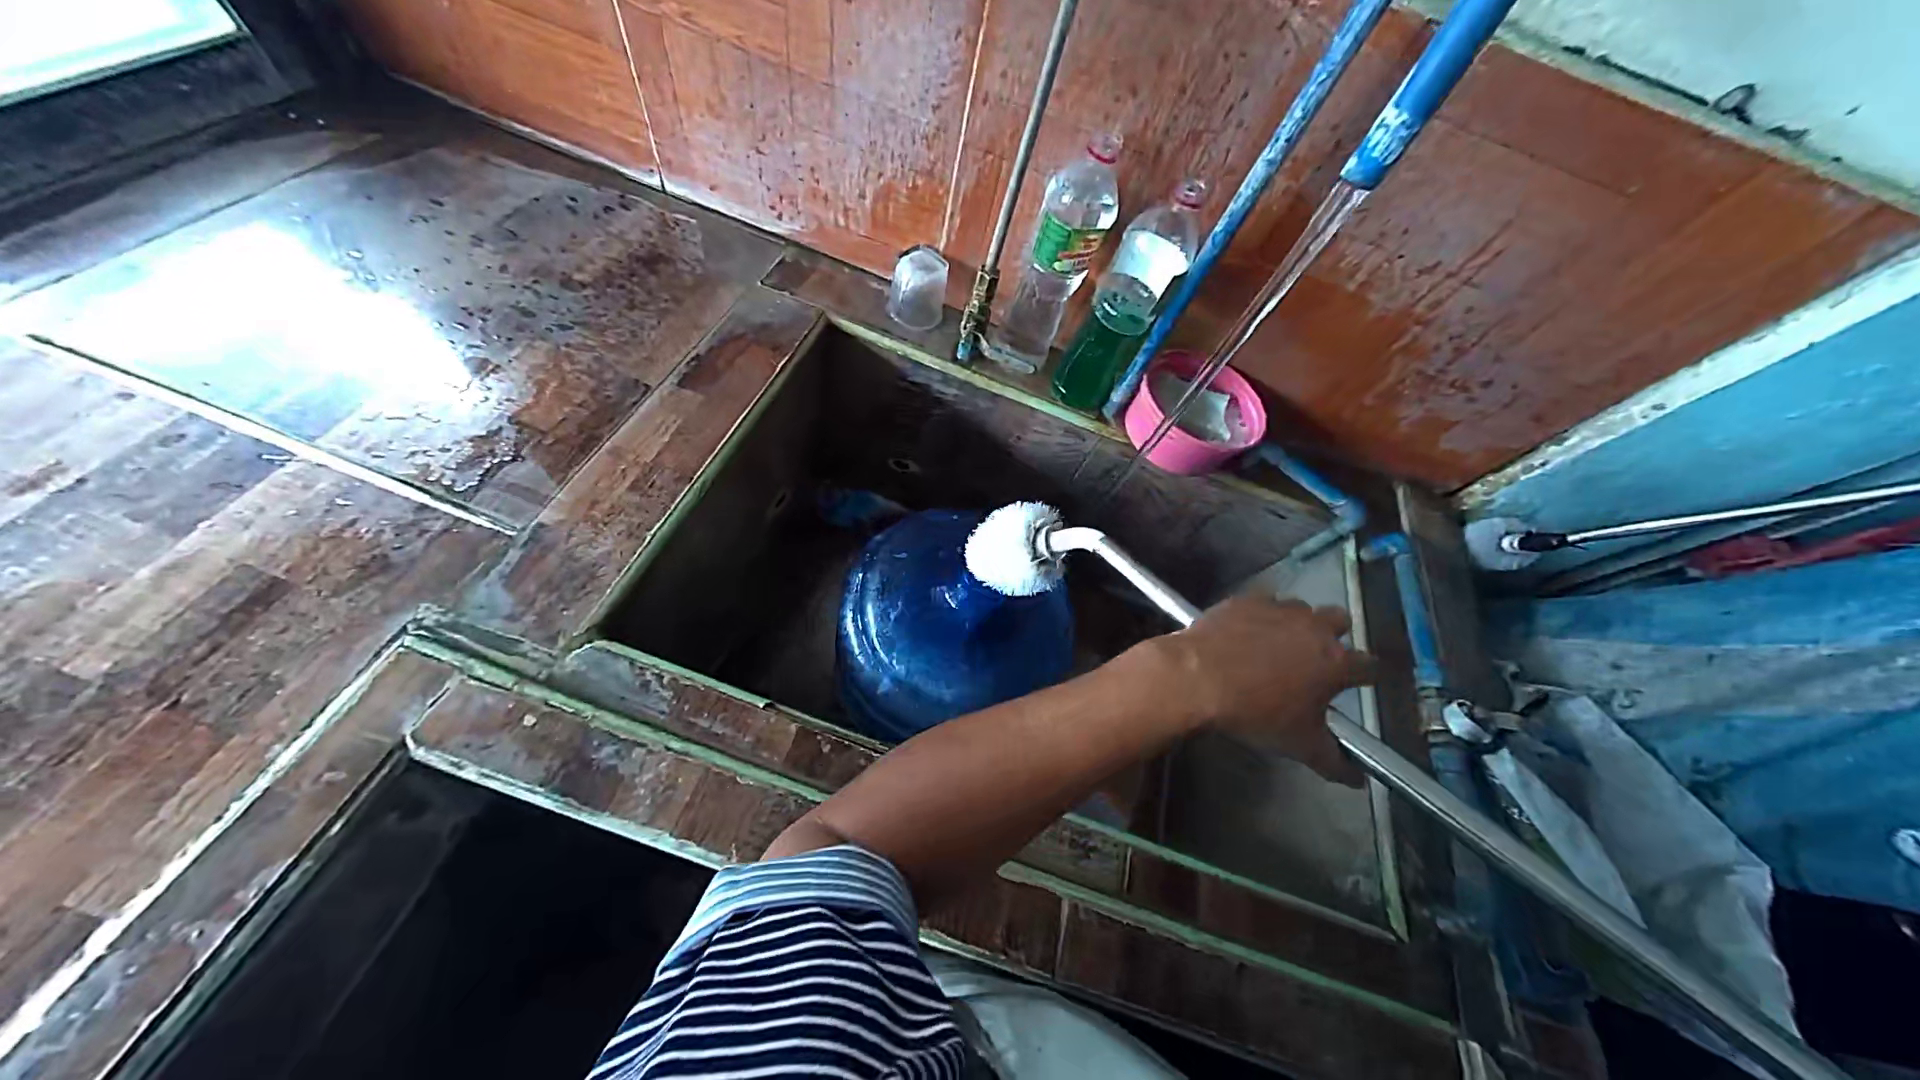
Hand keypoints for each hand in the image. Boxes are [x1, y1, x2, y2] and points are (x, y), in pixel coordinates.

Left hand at [1147, 595, 1374, 785]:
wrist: (1196, 678)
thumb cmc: (1254, 713)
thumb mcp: (1298, 745)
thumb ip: (1333, 761)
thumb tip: (1356, 779)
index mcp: (1335, 662)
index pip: (1370, 666)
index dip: (1367, 676)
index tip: (1359, 682)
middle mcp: (1312, 627)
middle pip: (1339, 621)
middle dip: (1333, 637)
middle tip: (1315, 658)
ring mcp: (1277, 609)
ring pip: (1299, 608)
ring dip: (1295, 623)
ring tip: (1276, 644)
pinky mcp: (1244, 600)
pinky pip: (1261, 602)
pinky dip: (1258, 615)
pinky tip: (1244, 631)